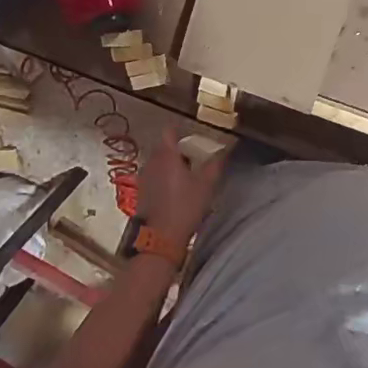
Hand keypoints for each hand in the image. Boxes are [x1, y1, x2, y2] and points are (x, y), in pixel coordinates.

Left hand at [137, 129, 226, 243]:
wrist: (160, 237)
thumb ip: (216, 163)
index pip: (169, 131)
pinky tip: (176, 189)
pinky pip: (154, 175)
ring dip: (171, 164)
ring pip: (158, 161)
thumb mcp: (207, 184)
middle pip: (164, 147)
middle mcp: (151, 161)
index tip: (192, 135)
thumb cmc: (185, 205)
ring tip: (188, 174)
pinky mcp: (141, 191)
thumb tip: (226, 149)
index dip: (180, 130)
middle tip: (196, 157)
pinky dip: (164, 176)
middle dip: (178, 149)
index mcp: (167, 155)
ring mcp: (144, 176)